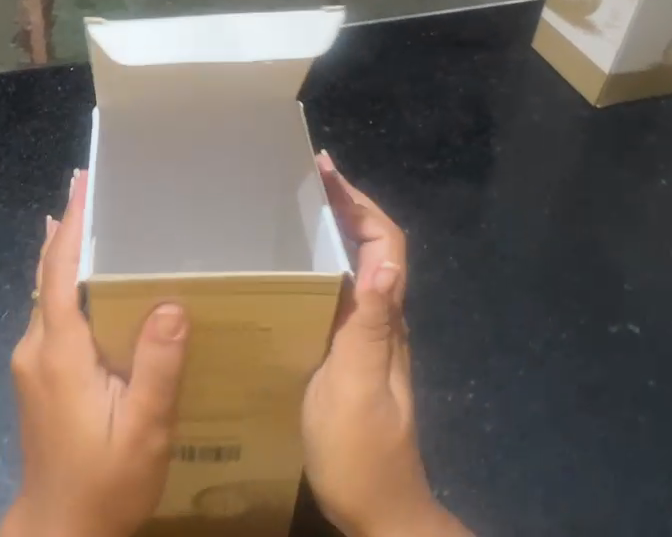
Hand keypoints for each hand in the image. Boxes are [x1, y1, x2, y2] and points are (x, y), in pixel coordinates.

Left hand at [1, 170, 189, 536]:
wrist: (61, 530)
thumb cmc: (106, 481)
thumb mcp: (144, 429)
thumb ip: (155, 365)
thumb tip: (171, 302)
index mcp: (59, 353)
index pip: (59, 273)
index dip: (69, 226)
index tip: (80, 184)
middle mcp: (35, 347)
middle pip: (47, 275)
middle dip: (65, 229)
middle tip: (90, 187)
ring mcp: (30, 362)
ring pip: (45, 293)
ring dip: (64, 255)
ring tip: (88, 218)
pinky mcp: (36, 376)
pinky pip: (48, 313)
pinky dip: (64, 283)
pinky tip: (83, 279)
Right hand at [304, 152, 469, 536]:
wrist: (376, 511)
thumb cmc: (361, 450)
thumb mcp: (358, 386)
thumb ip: (371, 326)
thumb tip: (387, 261)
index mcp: (384, 320)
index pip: (384, 243)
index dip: (358, 202)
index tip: (323, 170)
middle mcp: (380, 319)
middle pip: (371, 246)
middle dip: (342, 204)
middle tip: (298, 177)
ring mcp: (364, 338)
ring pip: (353, 266)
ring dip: (330, 229)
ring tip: (287, 208)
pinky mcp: (345, 354)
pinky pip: (335, 292)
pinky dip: (316, 264)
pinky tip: (284, 269)